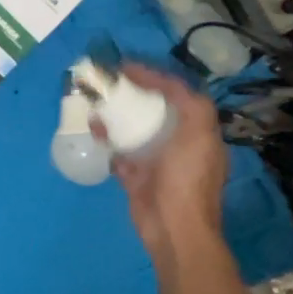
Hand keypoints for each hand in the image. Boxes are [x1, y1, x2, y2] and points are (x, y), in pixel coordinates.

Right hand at [103, 63, 227, 252]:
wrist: (173, 227)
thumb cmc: (187, 177)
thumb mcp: (199, 132)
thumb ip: (188, 103)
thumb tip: (159, 82)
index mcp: (198, 131)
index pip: (177, 95)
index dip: (154, 78)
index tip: (127, 66)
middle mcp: (179, 143)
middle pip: (153, 110)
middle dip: (131, 93)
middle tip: (107, 80)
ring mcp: (155, 160)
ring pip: (133, 129)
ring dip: (115, 114)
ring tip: (96, 100)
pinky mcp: (135, 176)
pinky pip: (118, 151)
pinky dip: (106, 139)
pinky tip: (93, 128)